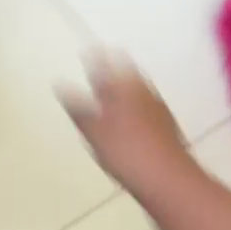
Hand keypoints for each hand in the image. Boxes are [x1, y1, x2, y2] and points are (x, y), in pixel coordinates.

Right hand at [58, 51, 199, 196]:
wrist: (169, 180)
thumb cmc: (126, 153)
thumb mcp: (94, 131)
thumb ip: (78, 108)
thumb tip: (61, 85)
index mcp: (123, 92)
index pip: (107, 69)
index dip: (97, 59)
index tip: (88, 49)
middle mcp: (143, 96)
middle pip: (129, 74)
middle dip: (117, 66)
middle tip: (107, 58)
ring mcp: (158, 111)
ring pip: (140, 89)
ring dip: (128, 83)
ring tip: (117, 83)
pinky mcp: (167, 128)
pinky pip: (147, 105)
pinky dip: (136, 102)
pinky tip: (132, 114)